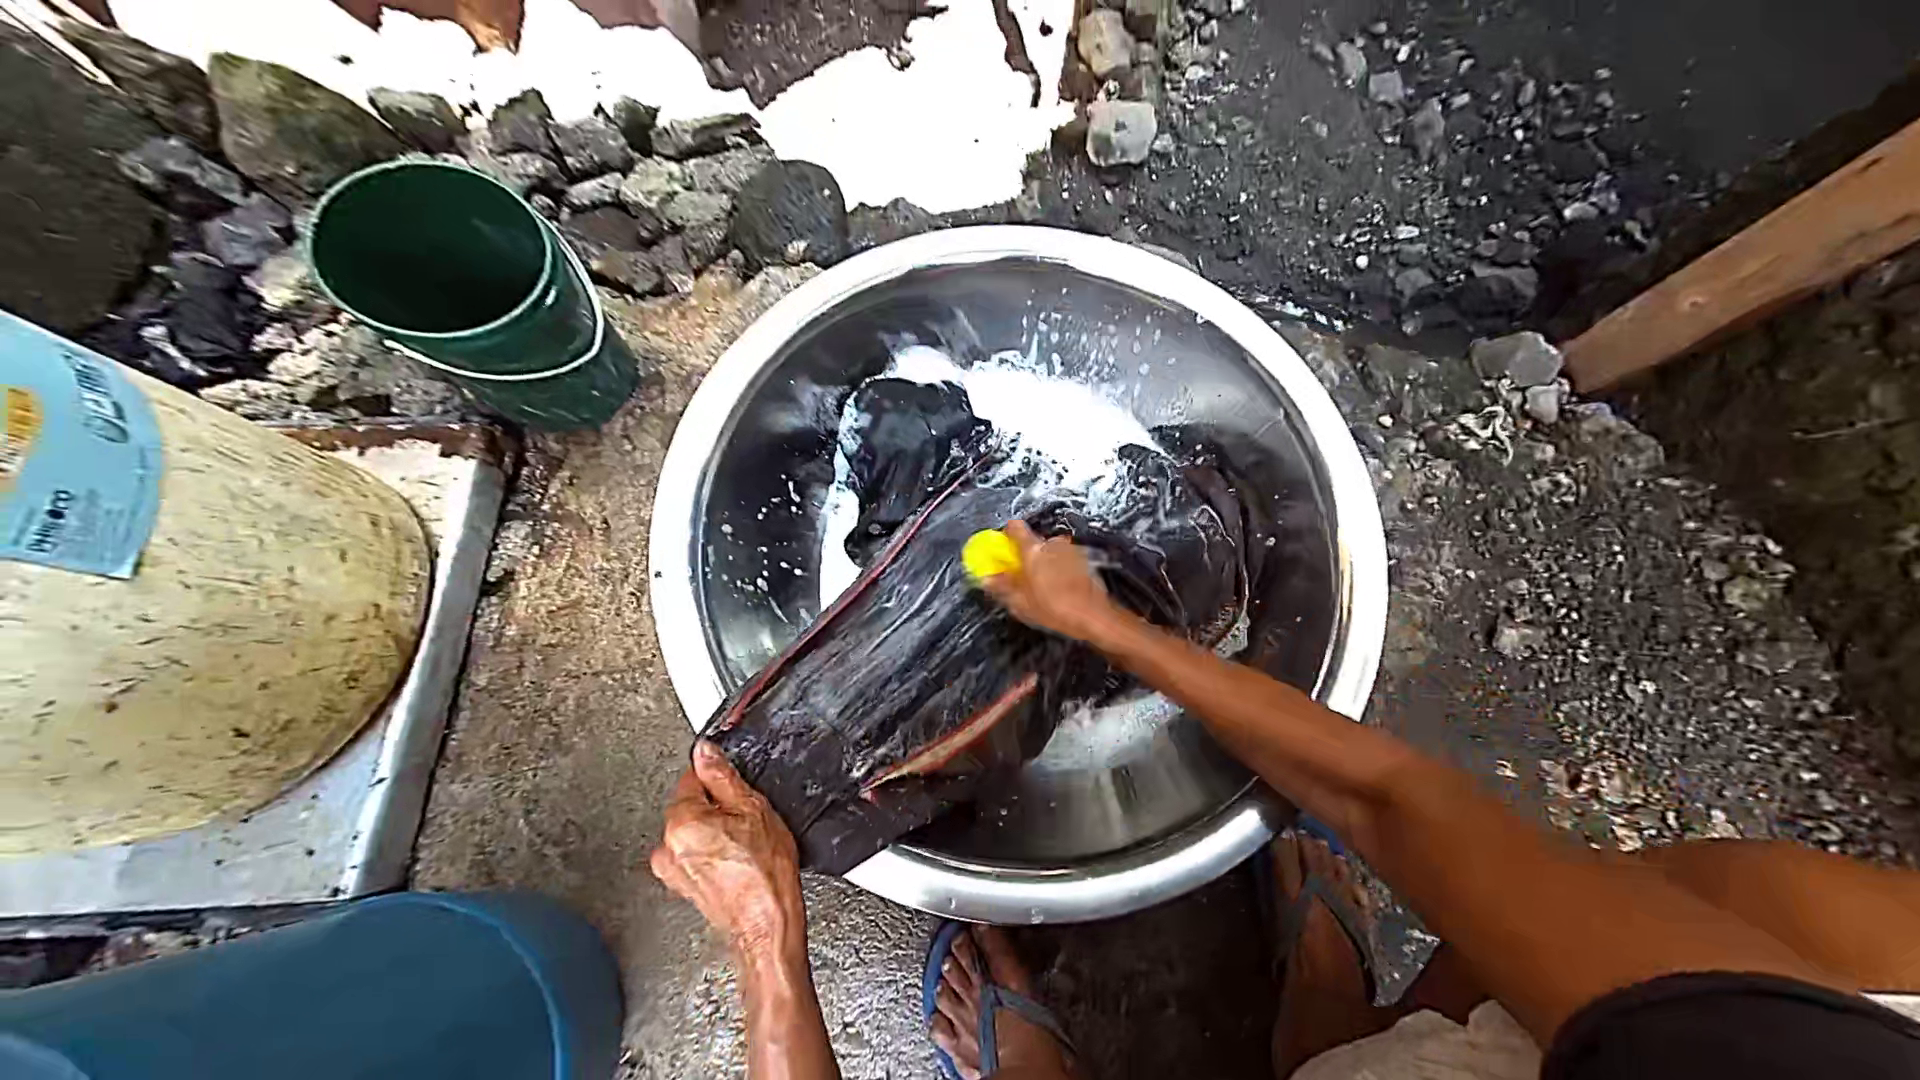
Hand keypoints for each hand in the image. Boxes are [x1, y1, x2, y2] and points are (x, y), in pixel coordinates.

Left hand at [651, 741, 805, 960]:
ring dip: (717, 828)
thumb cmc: (765, 873)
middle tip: (747, 818)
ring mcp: (672, 870)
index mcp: (680, 822)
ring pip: (695, 829)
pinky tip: (739, 858)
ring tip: (746, 842)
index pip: (692, 778)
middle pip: (692, 804)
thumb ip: (722, 775)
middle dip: (718, 805)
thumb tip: (705, 751)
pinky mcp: (683, 886)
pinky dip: (715, 850)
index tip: (737, 789)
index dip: (720, 779)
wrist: (767, 922)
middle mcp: (667, 847)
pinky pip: (697, 852)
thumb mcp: (753, 807)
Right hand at [978, 519, 1128, 644]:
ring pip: (1051, 552)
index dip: (1007, 534)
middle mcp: (1053, 544)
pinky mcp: (1085, 560)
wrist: (1095, 616)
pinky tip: (1062, 588)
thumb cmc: (1055, 609)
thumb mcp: (1021, 603)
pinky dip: (1061, 569)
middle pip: (1034, 543)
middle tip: (1024, 578)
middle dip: (1028, 557)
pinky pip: (1065, 559)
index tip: (1003, 546)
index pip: (1015, 527)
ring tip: (1045, 587)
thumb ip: (1002, 587)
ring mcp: (1071, 550)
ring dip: (1046, 563)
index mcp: (1033, 550)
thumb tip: (987, 578)